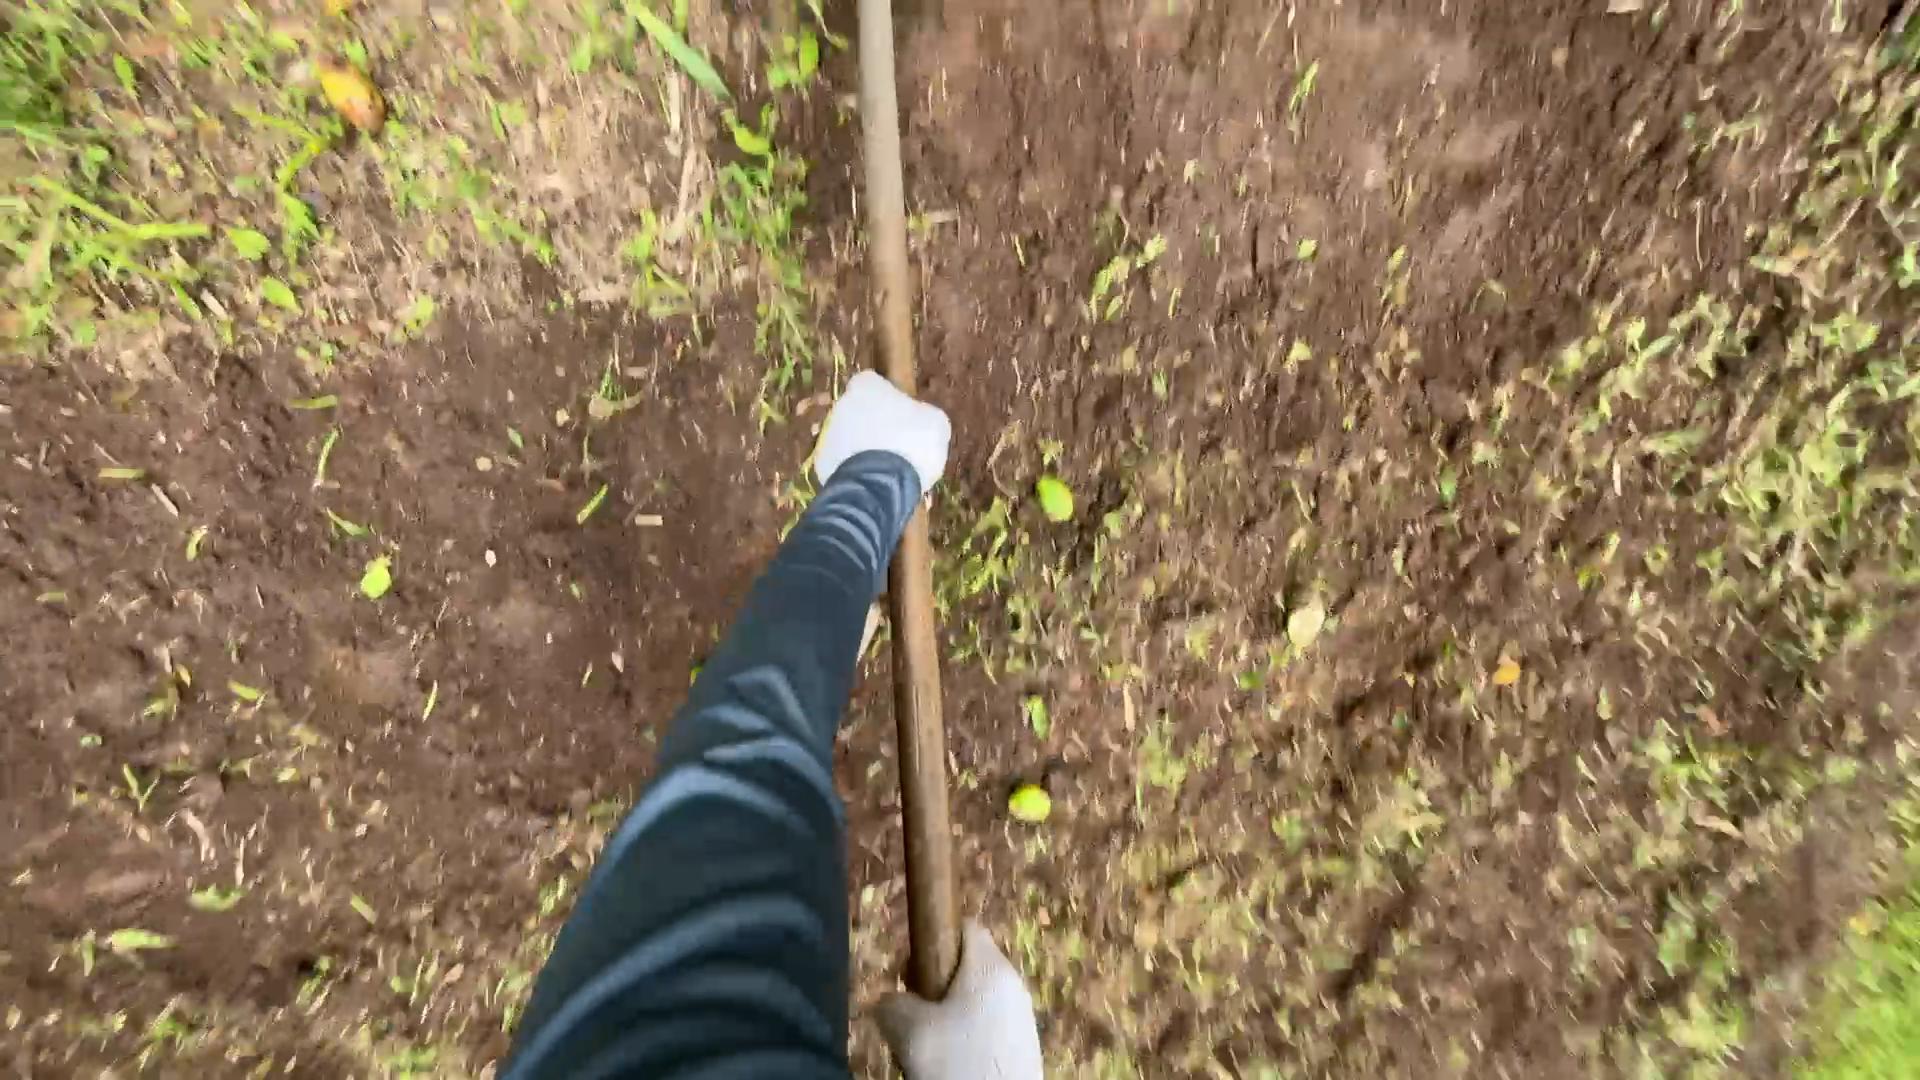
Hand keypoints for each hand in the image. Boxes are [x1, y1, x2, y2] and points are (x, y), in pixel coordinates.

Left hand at [813, 371, 950, 494]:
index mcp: (867, 387)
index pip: (873, 382)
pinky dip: (855, 471)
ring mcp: (828, 435)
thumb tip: (921, 417)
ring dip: (863, 449)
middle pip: (858, 411)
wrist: (879, 486)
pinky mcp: (822, 464)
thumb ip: (924, 414)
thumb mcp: (936, 424)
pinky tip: (873, 484)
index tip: (901, 413)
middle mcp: (841, 404)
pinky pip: (842, 464)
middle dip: (873, 425)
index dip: (888, 397)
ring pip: (848, 438)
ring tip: (886, 471)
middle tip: (896, 446)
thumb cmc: (912, 445)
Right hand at [875, 923, 1043, 1079]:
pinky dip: (968, 1039)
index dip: (933, 941)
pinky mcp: (1024, 1046)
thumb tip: (888, 1000)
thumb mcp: (910, 1033)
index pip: (963, 925)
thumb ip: (891, 1004)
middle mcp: (1013, 981)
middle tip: (917, 1019)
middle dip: (937, 986)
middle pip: (967, 965)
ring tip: (932, 1050)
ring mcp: (1022, 1015)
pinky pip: (989, 1027)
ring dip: (950, 1017)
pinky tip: (953, 1068)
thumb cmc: (960, 1066)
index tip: (911, 974)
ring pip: (975, 999)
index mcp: (991, 965)